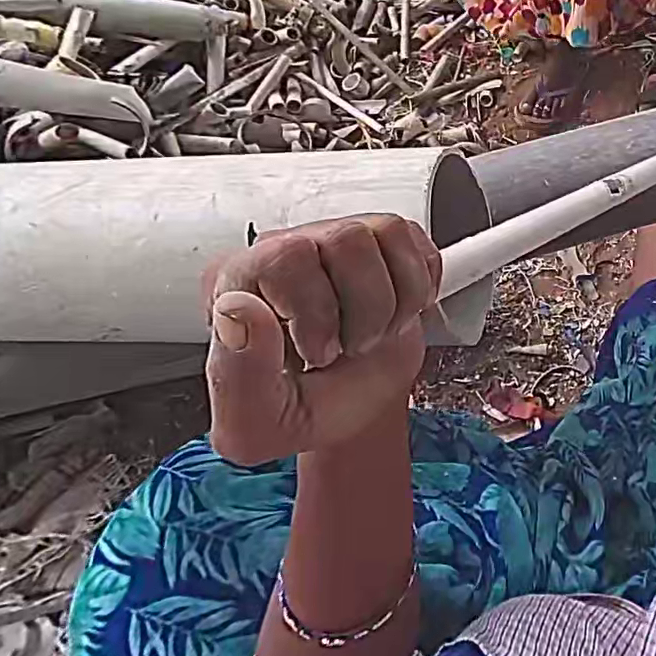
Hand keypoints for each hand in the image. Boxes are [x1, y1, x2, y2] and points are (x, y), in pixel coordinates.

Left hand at [204, 215, 441, 464]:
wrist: (357, 409)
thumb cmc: (308, 410)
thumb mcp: (259, 425)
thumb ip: (238, 377)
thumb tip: (238, 309)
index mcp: (239, 283)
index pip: (284, 257)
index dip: (317, 309)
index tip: (318, 354)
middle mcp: (287, 248)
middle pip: (345, 239)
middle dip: (366, 308)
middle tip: (351, 346)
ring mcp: (336, 237)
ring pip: (386, 231)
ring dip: (394, 300)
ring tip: (374, 330)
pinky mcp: (379, 240)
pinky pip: (411, 238)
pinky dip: (417, 286)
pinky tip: (397, 311)